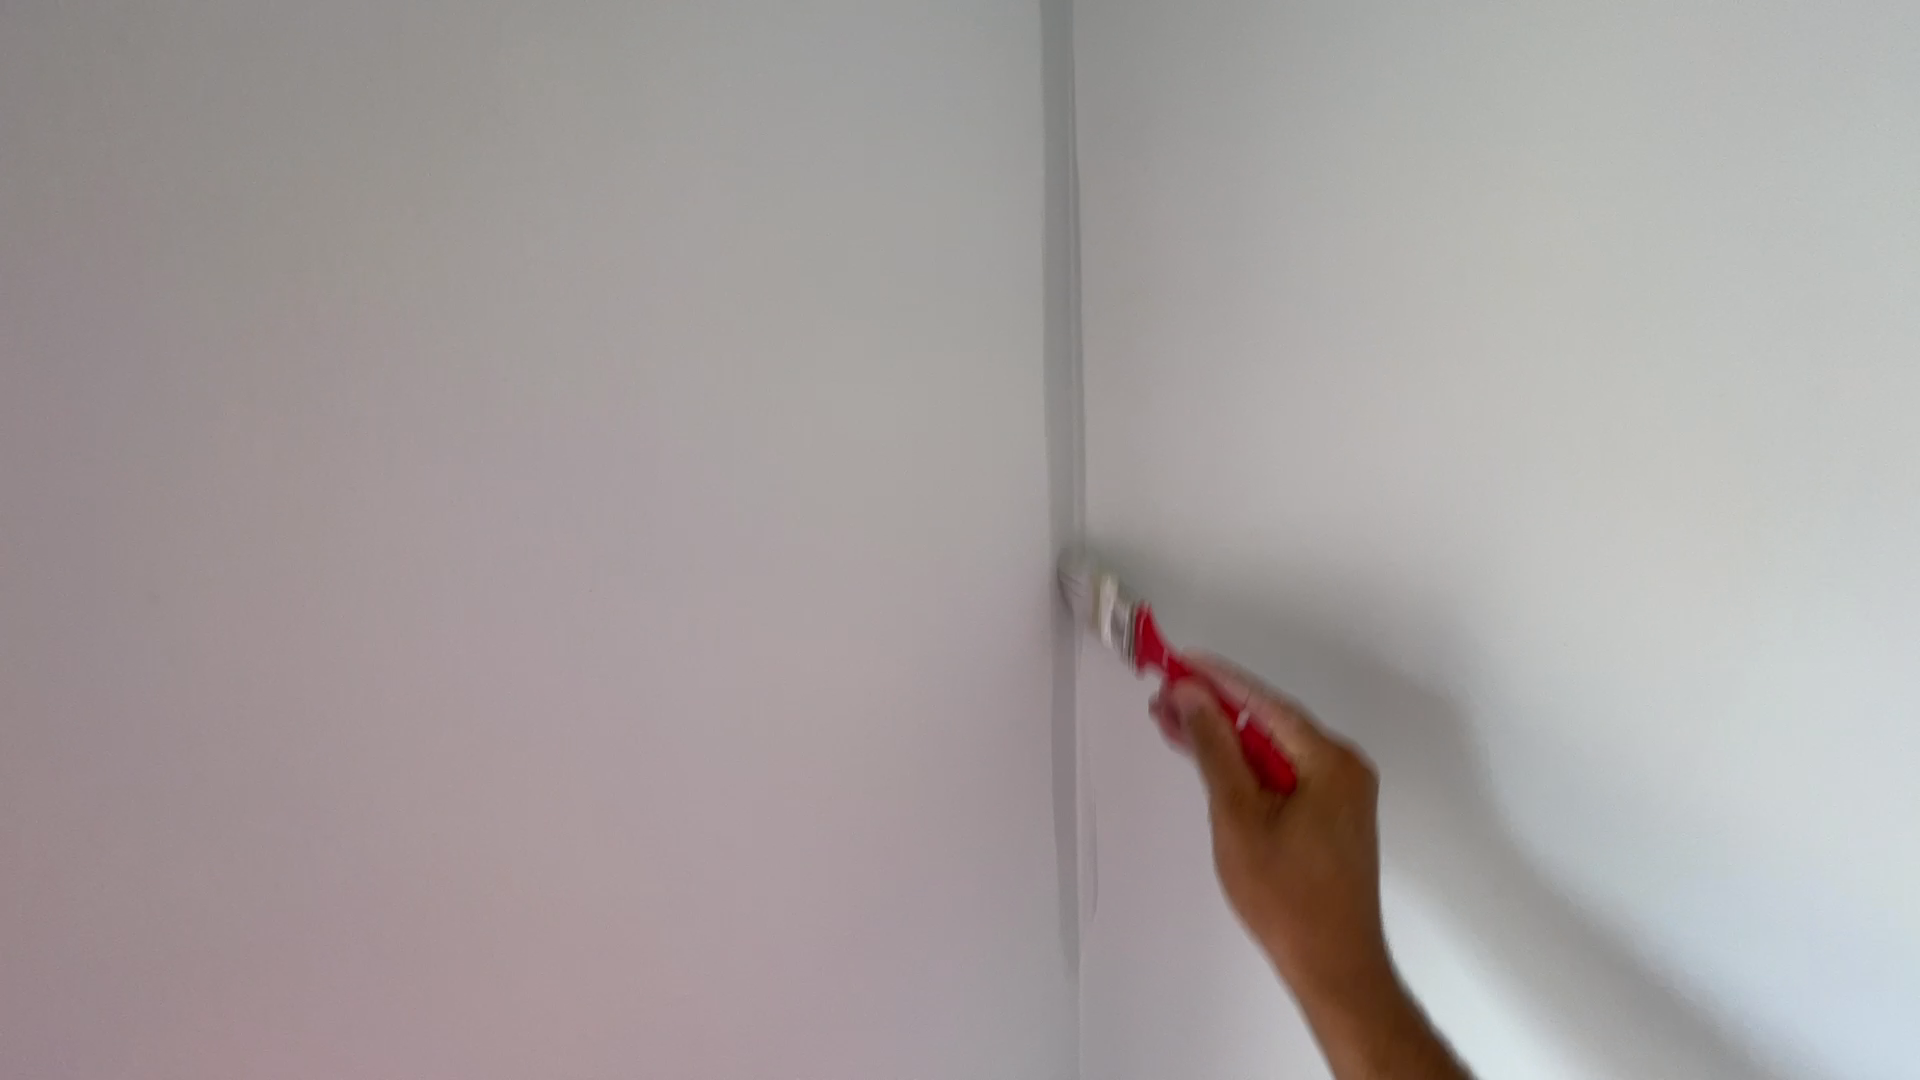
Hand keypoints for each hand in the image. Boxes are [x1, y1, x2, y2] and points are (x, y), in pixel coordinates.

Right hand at [1150, 656, 1394, 1004]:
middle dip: (1212, 709)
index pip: (1263, 702)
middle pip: (1265, 722)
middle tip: (1161, 698)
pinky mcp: (1325, 813)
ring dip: (1220, 737)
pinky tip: (1203, 755)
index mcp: (1329, 760)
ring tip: (1169, 722)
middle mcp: (1340, 766)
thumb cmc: (1283, 891)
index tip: (1177, 660)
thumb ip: (1214, 746)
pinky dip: (1239, 764)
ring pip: (1267, 747)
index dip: (1217, 678)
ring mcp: (1336, 791)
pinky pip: (1276, 771)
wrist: (1331, 966)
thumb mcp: (1237, 812)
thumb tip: (1190, 692)